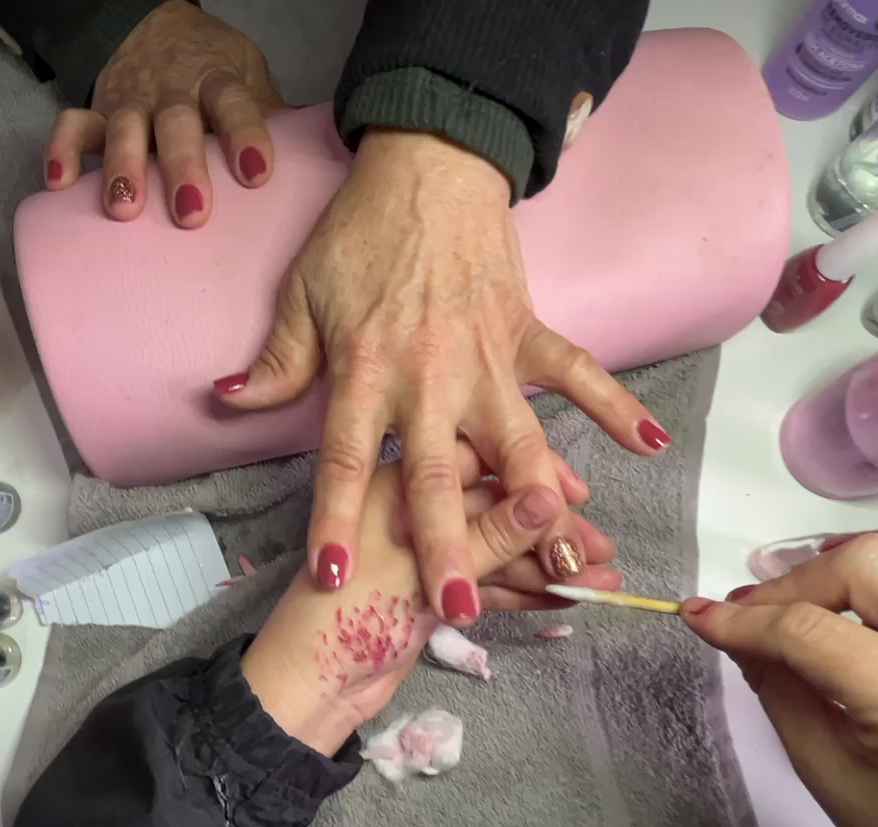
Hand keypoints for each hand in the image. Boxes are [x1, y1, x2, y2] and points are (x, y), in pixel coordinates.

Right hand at [43, 0, 283, 225]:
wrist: (164, 31)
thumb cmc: (218, 79)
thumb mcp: (250, 87)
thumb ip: (271, 124)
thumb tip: (318, 170)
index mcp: (218, 83)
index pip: (234, 104)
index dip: (244, 135)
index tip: (256, 173)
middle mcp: (174, 93)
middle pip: (177, 125)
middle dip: (183, 168)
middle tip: (191, 215)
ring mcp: (132, 102)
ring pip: (125, 129)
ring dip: (123, 169)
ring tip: (124, 210)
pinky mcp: (98, 112)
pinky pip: (74, 126)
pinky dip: (62, 150)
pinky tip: (58, 182)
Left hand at [216, 130, 666, 627]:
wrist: (427, 168)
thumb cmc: (358, 239)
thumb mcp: (302, 298)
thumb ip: (275, 363)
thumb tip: (228, 399)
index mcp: (364, 371)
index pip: (341, 461)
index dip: (333, 521)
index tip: (332, 577)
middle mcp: (427, 376)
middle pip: (434, 474)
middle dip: (444, 544)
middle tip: (453, 607)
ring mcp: (486, 357)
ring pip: (517, 439)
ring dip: (537, 499)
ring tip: (565, 557)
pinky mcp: (529, 332)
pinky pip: (578, 372)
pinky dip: (615, 405)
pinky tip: (649, 446)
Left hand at [243, 444, 618, 755]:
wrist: (306, 686)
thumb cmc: (348, 615)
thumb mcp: (419, 568)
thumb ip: (485, 534)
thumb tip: (551, 497)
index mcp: (395, 481)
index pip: (474, 464)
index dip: (529, 478)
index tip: (578, 496)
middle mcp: (412, 508)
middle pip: (493, 511)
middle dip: (549, 533)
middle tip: (601, 550)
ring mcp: (423, 551)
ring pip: (494, 552)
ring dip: (543, 568)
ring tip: (602, 582)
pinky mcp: (431, 591)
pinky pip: (483, 584)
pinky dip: (521, 593)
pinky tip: (565, 599)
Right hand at [681, 535, 877, 826]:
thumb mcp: (823, 767)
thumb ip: (775, 680)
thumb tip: (725, 621)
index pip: (817, 631)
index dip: (747, 619)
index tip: (700, 616)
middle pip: (873, 564)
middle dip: (799, 582)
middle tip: (759, 615)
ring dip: (845, 586)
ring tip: (807, 622)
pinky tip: (872, 638)